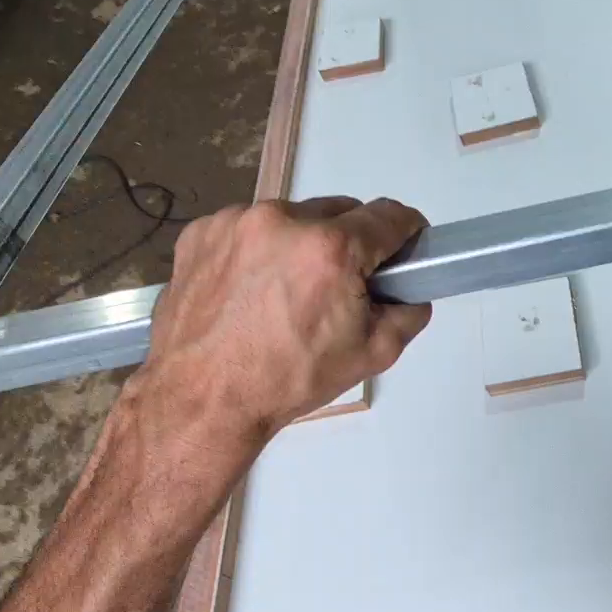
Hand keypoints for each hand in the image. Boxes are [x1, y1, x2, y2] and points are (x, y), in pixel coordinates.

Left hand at [138, 197, 431, 448]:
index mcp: (330, 248)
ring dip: (304, 242)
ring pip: (295, 217)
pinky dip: (261, 248)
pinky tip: (252, 288)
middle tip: (340, 285)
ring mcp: (237, 222)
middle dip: (351, 241)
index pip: (390, 215)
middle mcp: (283, 221)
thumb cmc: (290, 379)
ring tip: (288, 290)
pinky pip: (251, 227)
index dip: (406, 232)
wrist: (200, 401)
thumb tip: (411, 289)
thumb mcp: (375, 353)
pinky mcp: (202, 231)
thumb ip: (410, 311)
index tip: (404, 250)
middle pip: (342, 211)